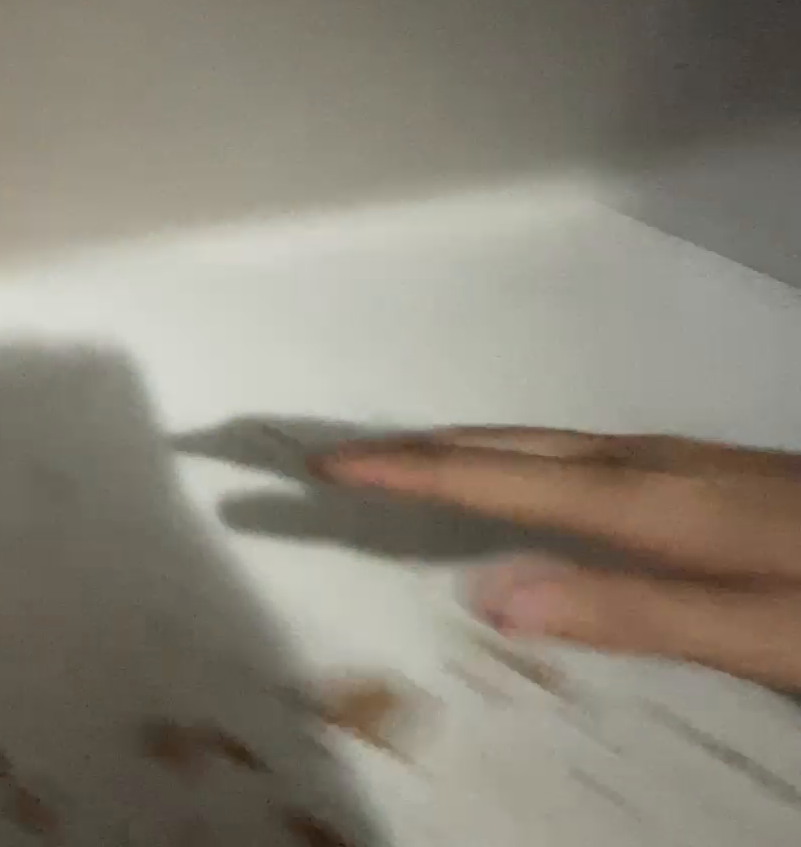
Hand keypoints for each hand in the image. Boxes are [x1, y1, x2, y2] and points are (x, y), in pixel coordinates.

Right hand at [318, 428, 800, 686]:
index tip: (320, 465)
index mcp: (639, 499)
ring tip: (391, 458)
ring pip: (525, 441)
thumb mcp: (777, 634)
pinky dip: (497, 455)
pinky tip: (504, 470)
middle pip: (492, 445)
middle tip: (332, 457)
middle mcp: (636, 464)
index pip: (484, 479)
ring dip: (444, 446)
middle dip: (403, 448)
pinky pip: (559, 451)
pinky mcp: (692, 469)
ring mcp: (667, 460)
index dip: (397, 472)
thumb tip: (487, 594)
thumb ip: (632, 611)